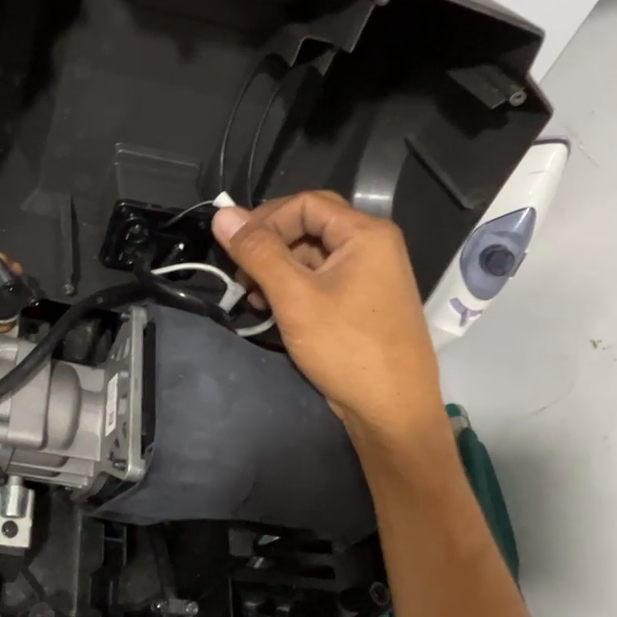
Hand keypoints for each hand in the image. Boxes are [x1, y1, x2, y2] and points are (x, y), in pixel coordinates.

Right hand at [212, 191, 451, 474]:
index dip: (266, 219)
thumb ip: (258, 253)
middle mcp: (373, 246)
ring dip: (276, 268)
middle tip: (240, 272)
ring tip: (252, 297)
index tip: (235, 247)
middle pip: (309, 225)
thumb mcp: (294, 297)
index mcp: (366, 234)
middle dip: (269, 244)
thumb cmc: (346, 348)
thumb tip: (223, 215)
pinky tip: (272, 309)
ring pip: (312, 254)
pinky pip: (321, 279)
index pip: (306, 203)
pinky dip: (293, 288)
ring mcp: (370, 275)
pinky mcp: (363, 302)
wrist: (393, 412)